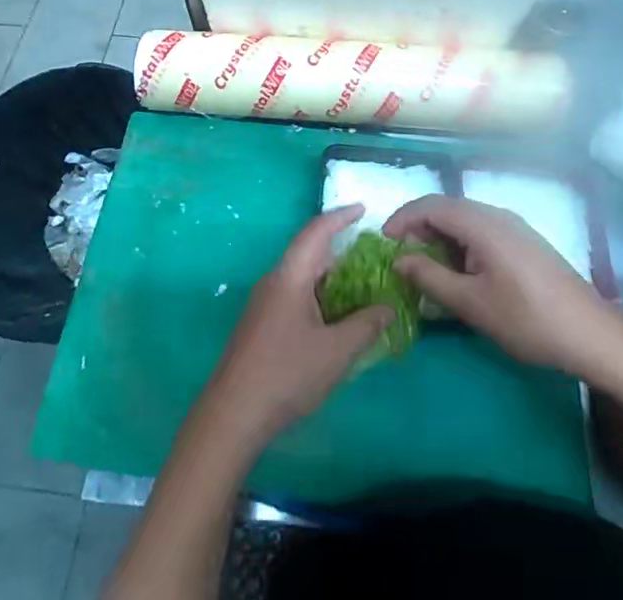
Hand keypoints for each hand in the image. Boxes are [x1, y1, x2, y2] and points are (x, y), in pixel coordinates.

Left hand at [200, 205, 391, 445]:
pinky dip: (319, 296)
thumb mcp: (337, 351)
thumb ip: (366, 325)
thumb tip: (388, 307)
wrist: (234, 412)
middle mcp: (274, 281)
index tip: (363, 209)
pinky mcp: (262, 324)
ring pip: (302, 276)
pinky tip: (337, 315)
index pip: (315, 232)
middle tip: (373, 253)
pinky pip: (295, 295)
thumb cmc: (287, 374)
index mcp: (289, 276)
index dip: (339, 216)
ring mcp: (264, 303)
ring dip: (330, 276)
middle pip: (308, 252)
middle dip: (339, 248)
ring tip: (362, 284)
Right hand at [385, 194, 622, 378]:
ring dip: (440, 235)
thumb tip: (399, 259)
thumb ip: (429, 276)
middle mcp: (499, 216)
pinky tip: (459, 269)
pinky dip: (460, 242)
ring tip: (425, 263)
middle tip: (401, 253)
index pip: (431, 206)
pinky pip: (482, 230)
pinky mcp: (525, 243)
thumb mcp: (470, 303)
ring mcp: (515, 228)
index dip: (403, 218)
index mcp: (483, 225)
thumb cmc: (527, 319)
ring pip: (465, 219)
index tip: (384, 241)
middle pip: (448, 208)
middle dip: (419, 226)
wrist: (593, 336)